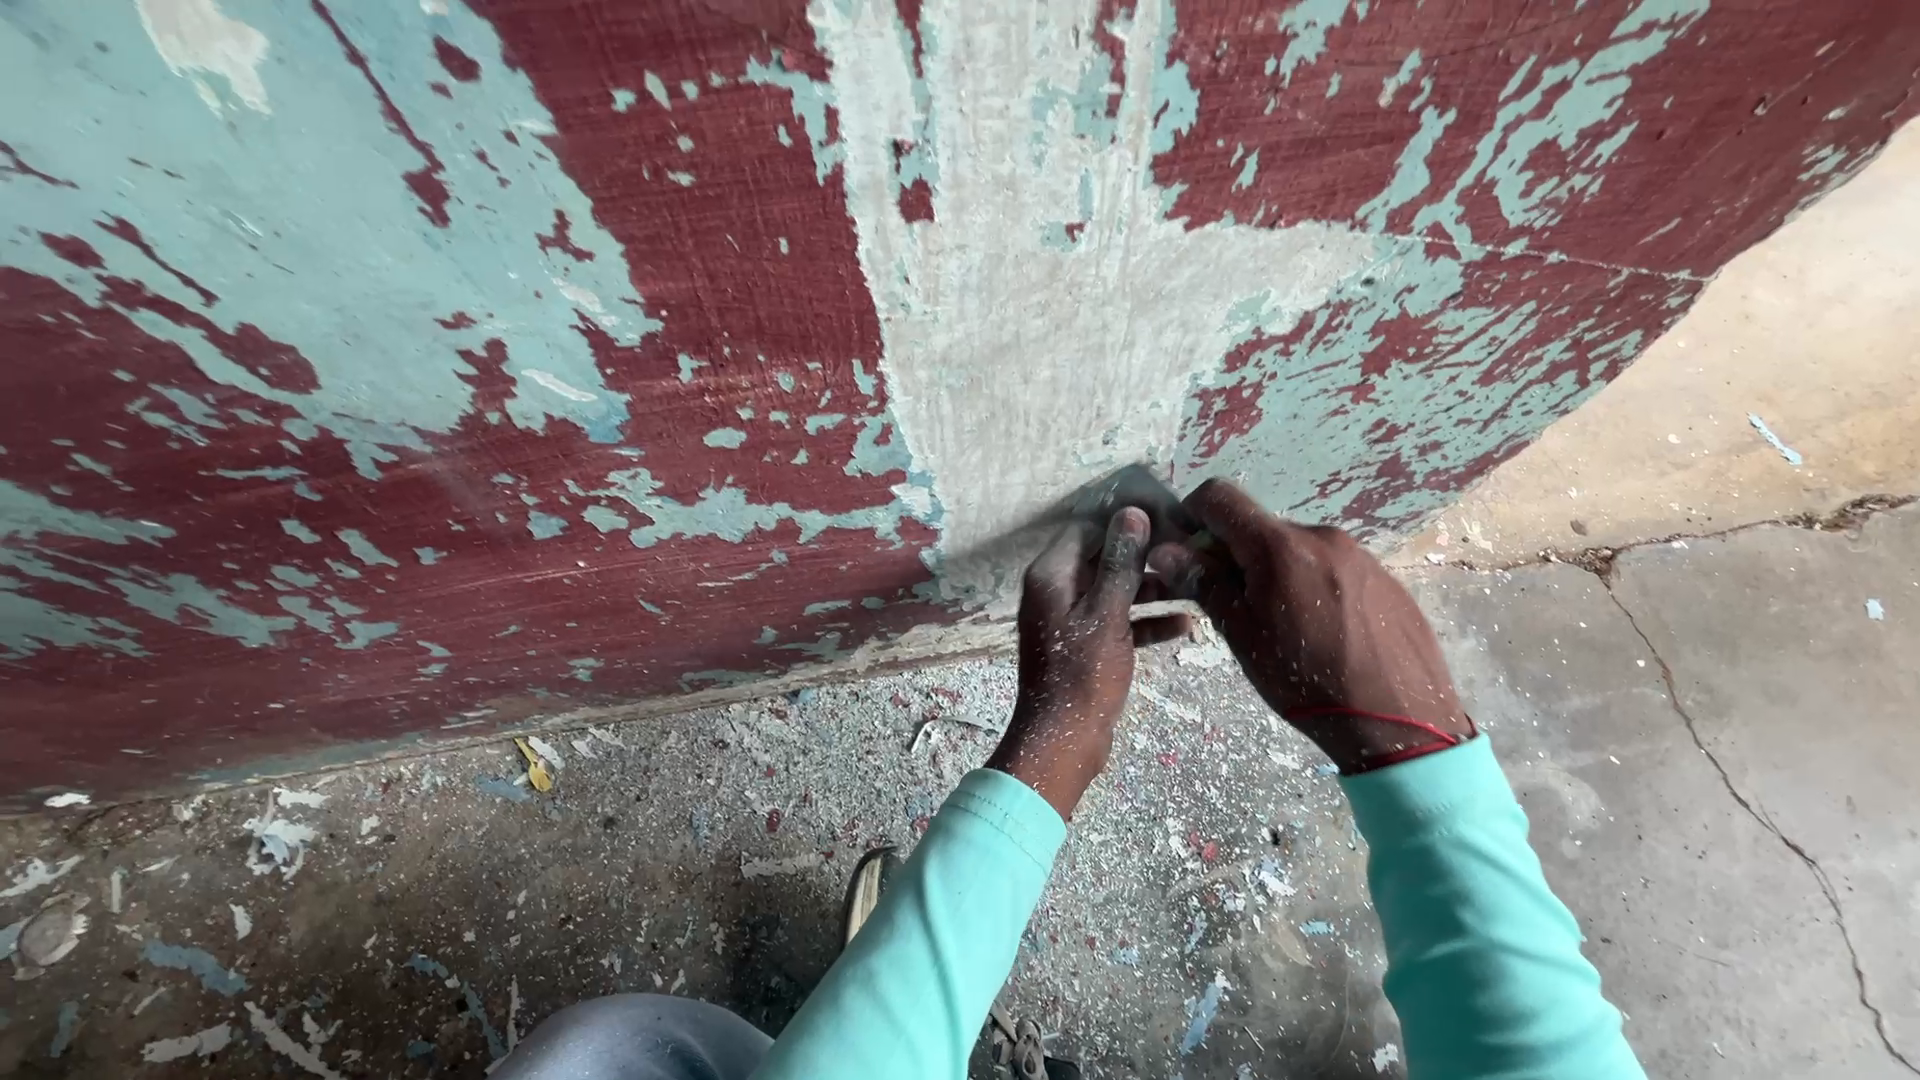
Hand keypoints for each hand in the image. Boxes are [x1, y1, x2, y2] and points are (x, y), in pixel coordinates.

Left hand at [986, 507, 1188, 818]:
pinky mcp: (1085, 646)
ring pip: (1114, 591)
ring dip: (1151, 590)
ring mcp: (1070, 619)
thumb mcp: (1107, 613)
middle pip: (1102, 558)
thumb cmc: (1083, 673)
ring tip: (1194, 587)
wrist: (1064, 740)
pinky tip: (1186, 626)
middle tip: (1188, 554)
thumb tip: (1132, 513)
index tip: (1167, 523)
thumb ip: (1119, 563)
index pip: (1087, 529)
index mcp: (1051, 575)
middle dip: (1144, 557)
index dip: (1125, 524)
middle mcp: (1056, 591)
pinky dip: (1145, 622)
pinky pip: (1118, 622)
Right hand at [1149, 479, 1470, 773]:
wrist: (1402, 721)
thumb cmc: (1306, 681)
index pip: (1219, 496)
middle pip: (1259, 526)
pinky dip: (1311, 584)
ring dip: (1275, 570)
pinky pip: (1331, 565)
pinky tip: (1323, 630)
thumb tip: (1165, 550)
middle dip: (1235, 554)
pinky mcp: (1384, 575)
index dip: (1192, 515)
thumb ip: (1204, 583)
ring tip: (1285, 624)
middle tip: (1236, 604)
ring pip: (1295, 547)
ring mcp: (1358, 553)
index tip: (1189, 553)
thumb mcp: (1242, 635)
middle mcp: (1321, 535)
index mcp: (1279, 546)